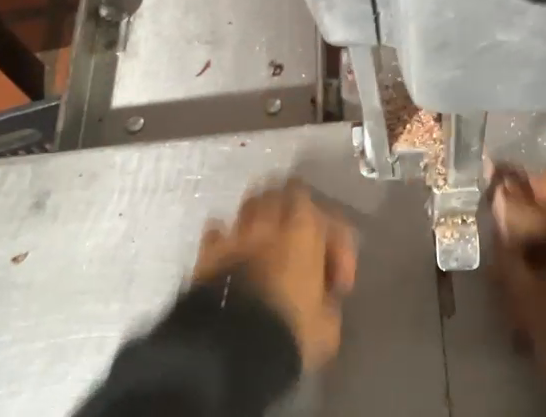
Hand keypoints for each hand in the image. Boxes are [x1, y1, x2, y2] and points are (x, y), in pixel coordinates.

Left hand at [192, 180, 358, 369]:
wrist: (228, 352)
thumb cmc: (287, 333)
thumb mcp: (326, 326)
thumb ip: (328, 301)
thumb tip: (324, 298)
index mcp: (305, 233)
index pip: (328, 214)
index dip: (338, 242)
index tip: (337, 280)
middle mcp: (270, 224)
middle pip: (284, 193)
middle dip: (294, 209)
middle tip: (300, 234)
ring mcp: (235, 236)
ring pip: (250, 204)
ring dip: (261, 216)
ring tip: (266, 236)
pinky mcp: (207, 254)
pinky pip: (217, 232)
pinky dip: (225, 237)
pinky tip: (230, 251)